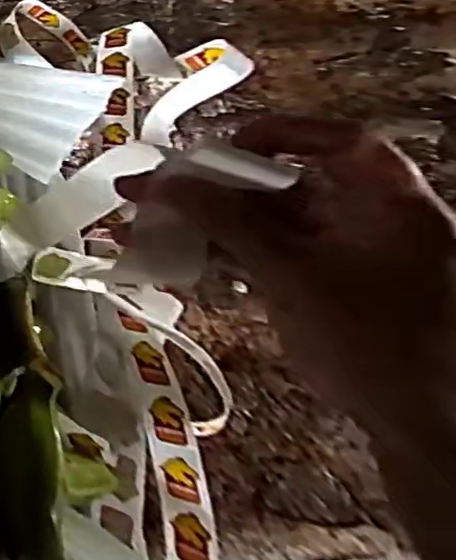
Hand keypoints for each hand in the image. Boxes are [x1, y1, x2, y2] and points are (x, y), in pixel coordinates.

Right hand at [117, 117, 455, 432]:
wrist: (428, 426)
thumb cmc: (377, 339)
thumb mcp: (291, 272)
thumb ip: (223, 219)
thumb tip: (160, 179)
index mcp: (387, 207)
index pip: (340, 143)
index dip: (277, 133)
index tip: (214, 146)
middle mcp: (366, 221)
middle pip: (278, 181)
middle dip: (202, 184)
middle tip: (141, 188)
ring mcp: (339, 254)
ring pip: (255, 219)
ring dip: (192, 220)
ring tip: (132, 226)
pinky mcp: (315, 282)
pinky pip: (253, 251)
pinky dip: (208, 250)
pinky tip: (161, 257)